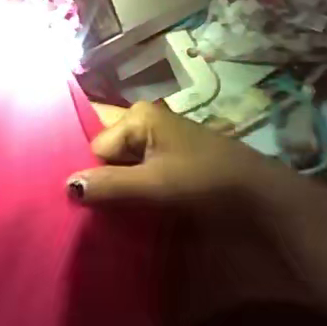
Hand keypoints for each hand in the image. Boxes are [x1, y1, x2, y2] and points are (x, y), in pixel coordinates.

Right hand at [69, 101, 290, 213]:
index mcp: (138, 116)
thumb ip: (110, 185)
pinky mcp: (169, 155)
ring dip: (118, 184)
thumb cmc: (205, 182)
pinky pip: (137, 167)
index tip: (91, 199)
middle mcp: (145, 119)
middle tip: (100, 207)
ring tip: (116, 209)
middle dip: (102, 176)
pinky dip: (133, 186)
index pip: (96, 144)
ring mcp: (159, 137)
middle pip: (106, 149)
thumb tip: (67, 186)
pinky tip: (134, 205)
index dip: (95, 172)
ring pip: (121, 161)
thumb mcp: (154, 186)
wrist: (259, 195)